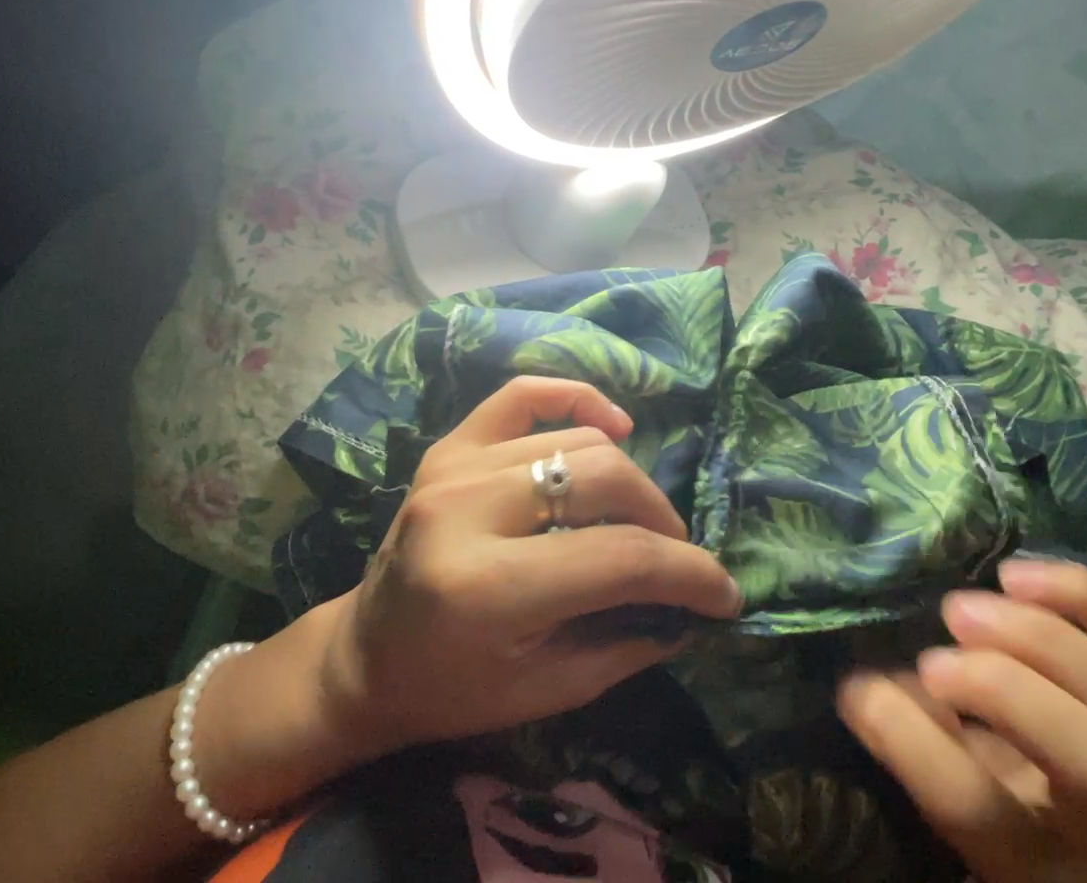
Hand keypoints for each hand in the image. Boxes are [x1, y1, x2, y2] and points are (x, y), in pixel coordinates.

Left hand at [312, 376, 742, 757]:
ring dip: (629, 480)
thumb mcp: (546, 691)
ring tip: (637, 521)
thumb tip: (696, 605)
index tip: (724, 594)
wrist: (363, 659)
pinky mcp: (447, 448)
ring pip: (578, 440)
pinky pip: (524, 396)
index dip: (688, 573)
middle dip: (662, 522)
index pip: (619, 558)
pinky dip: (577, 398)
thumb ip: (628, 644)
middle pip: (604, 479)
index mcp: (486, 587)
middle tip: (674, 561)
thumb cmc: (451, 689)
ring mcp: (451, 467)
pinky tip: (613, 426)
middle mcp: (465, 510)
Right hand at [837, 559, 1086, 882]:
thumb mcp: (950, 824)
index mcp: (1040, 870)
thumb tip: (866, 681)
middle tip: (930, 656)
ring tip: (964, 608)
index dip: (913, 742)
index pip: (981, 809)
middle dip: (1008, 691)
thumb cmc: (1005, 833)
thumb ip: (915, 752)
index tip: (857, 689)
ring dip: (1044, 639)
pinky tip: (1016, 576)